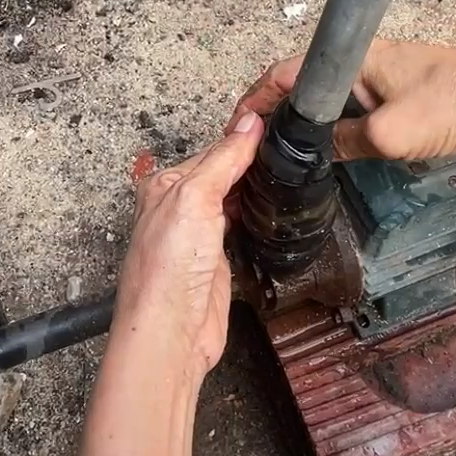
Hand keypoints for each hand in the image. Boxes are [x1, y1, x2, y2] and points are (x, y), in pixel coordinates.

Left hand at [115, 108, 262, 378]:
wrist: (172, 332)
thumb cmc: (167, 268)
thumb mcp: (195, 198)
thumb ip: (223, 160)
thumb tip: (247, 123)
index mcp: (165, 186)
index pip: (212, 151)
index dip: (243, 139)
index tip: (277, 126)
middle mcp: (179, 208)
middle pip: (223, 174)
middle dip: (251, 163)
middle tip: (290, 148)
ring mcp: (199, 236)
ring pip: (233, 201)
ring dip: (255, 190)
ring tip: (288, 173)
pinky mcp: (218, 261)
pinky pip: (241, 229)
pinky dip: (257, 219)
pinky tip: (273, 211)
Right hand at [237, 39, 455, 159]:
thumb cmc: (448, 108)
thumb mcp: (387, 136)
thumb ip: (342, 144)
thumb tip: (314, 155)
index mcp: (350, 58)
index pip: (285, 72)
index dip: (256, 98)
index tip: (238, 126)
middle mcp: (360, 58)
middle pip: (304, 83)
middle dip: (276, 110)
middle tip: (259, 144)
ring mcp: (381, 73)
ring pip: (329, 96)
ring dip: (307, 119)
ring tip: (286, 149)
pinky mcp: (399, 89)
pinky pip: (353, 104)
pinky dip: (335, 123)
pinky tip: (330, 146)